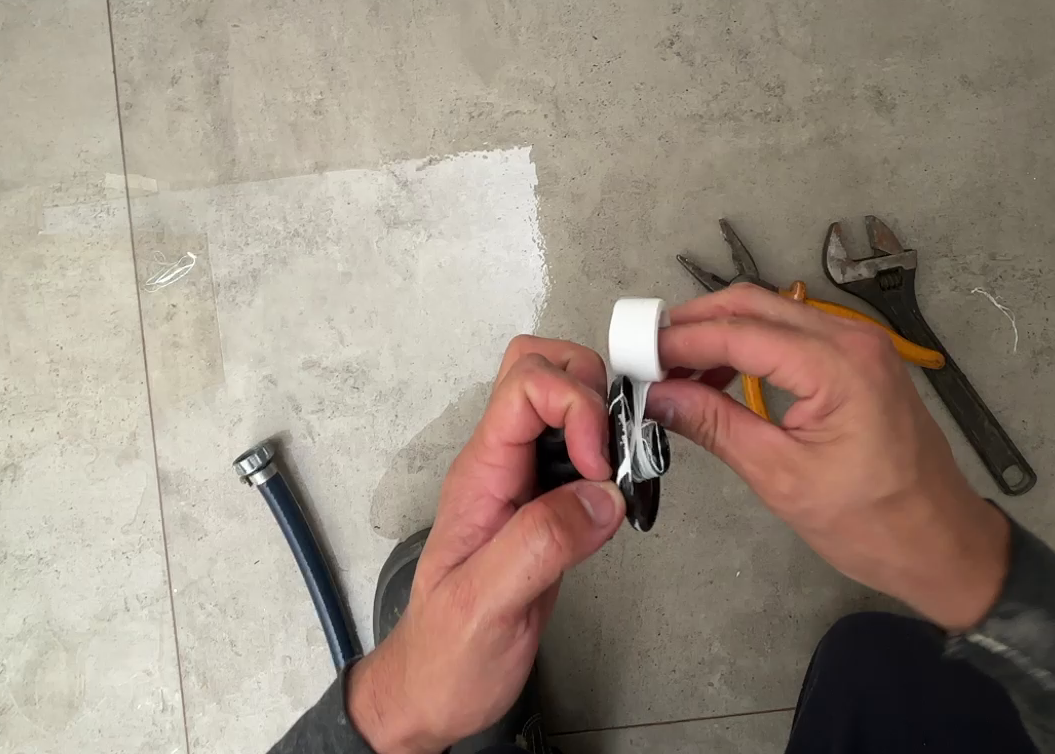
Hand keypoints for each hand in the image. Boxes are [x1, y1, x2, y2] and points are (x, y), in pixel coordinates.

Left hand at [347, 337, 627, 753]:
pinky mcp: (546, 496)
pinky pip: (579, 442)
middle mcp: (501, 460)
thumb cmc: (448, 651)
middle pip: (540, 367)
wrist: (434, 688)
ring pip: (561, 395)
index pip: (524, 386)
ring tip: (620, 472)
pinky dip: (608, 451)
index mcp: (480, 472)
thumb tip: (605, 495)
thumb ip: (542, 544)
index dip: (573, 405)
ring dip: (602, 417)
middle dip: (589, 389)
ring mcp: (523, 474)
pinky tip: (616, 494)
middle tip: (613, 450)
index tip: (599, 464)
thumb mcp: (486, 605)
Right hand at [649, 284, 1010, 629]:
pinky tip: (719, 372)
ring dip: (718, 329)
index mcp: (838, 365)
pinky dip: (747, 343)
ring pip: (769, 311)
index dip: (681, 339)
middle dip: (694, 321)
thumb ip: (715, 424)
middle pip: (752, 303)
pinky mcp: (856, 356)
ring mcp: (857, 341)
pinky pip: (789, 331)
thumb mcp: (781, 477)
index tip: (636, 354)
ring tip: (675, 366)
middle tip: (648, 351)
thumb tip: (656, 396)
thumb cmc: (871, 522)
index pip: (739, 331)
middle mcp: (850, 336)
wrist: (946, 545)